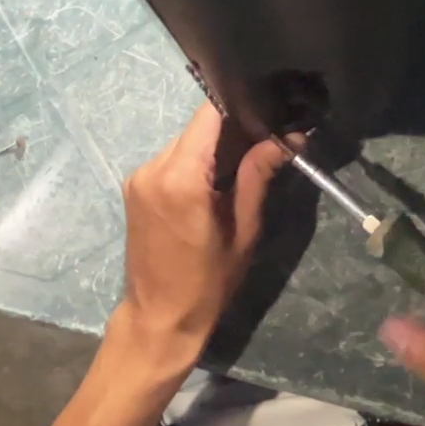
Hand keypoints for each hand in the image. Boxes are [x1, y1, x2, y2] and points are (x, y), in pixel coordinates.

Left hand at [109, 104, 289, 378]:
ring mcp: (139, 175)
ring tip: (241, 164)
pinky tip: (213, 181)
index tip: (267, 115)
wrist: (159, 317)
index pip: (209, 115)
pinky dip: (193, 162)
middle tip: (264, 142)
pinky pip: (170, 159)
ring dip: (212, 148)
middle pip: (197, 127)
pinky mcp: (134, 185)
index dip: (239, 108)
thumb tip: (290, 137)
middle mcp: (152, 167)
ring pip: (184, 142)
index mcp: (180, 177)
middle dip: (230, 130)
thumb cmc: (207, 282)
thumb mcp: (243, 229)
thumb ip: (258, 175)